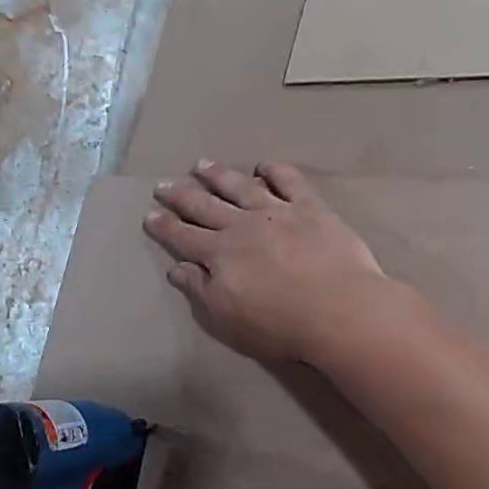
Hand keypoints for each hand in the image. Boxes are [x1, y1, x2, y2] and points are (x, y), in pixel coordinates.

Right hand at [144, 160, 413, 362]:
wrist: (339, 310)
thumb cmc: (278, 323)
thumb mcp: (226, 317)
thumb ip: (200, 289)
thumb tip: (177, 267)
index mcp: (219, 254)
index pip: (184, 237)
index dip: (165, 227)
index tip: (149, 215)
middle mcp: (242, 226)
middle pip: (205, 206)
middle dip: (181, 195)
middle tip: (163, 184)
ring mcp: (277, 212)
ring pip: (240, 187)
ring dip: (218, 175)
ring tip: (201, 164)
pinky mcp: (310, 208)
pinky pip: (289, 182)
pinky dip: (275, 171)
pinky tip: (265, 166)